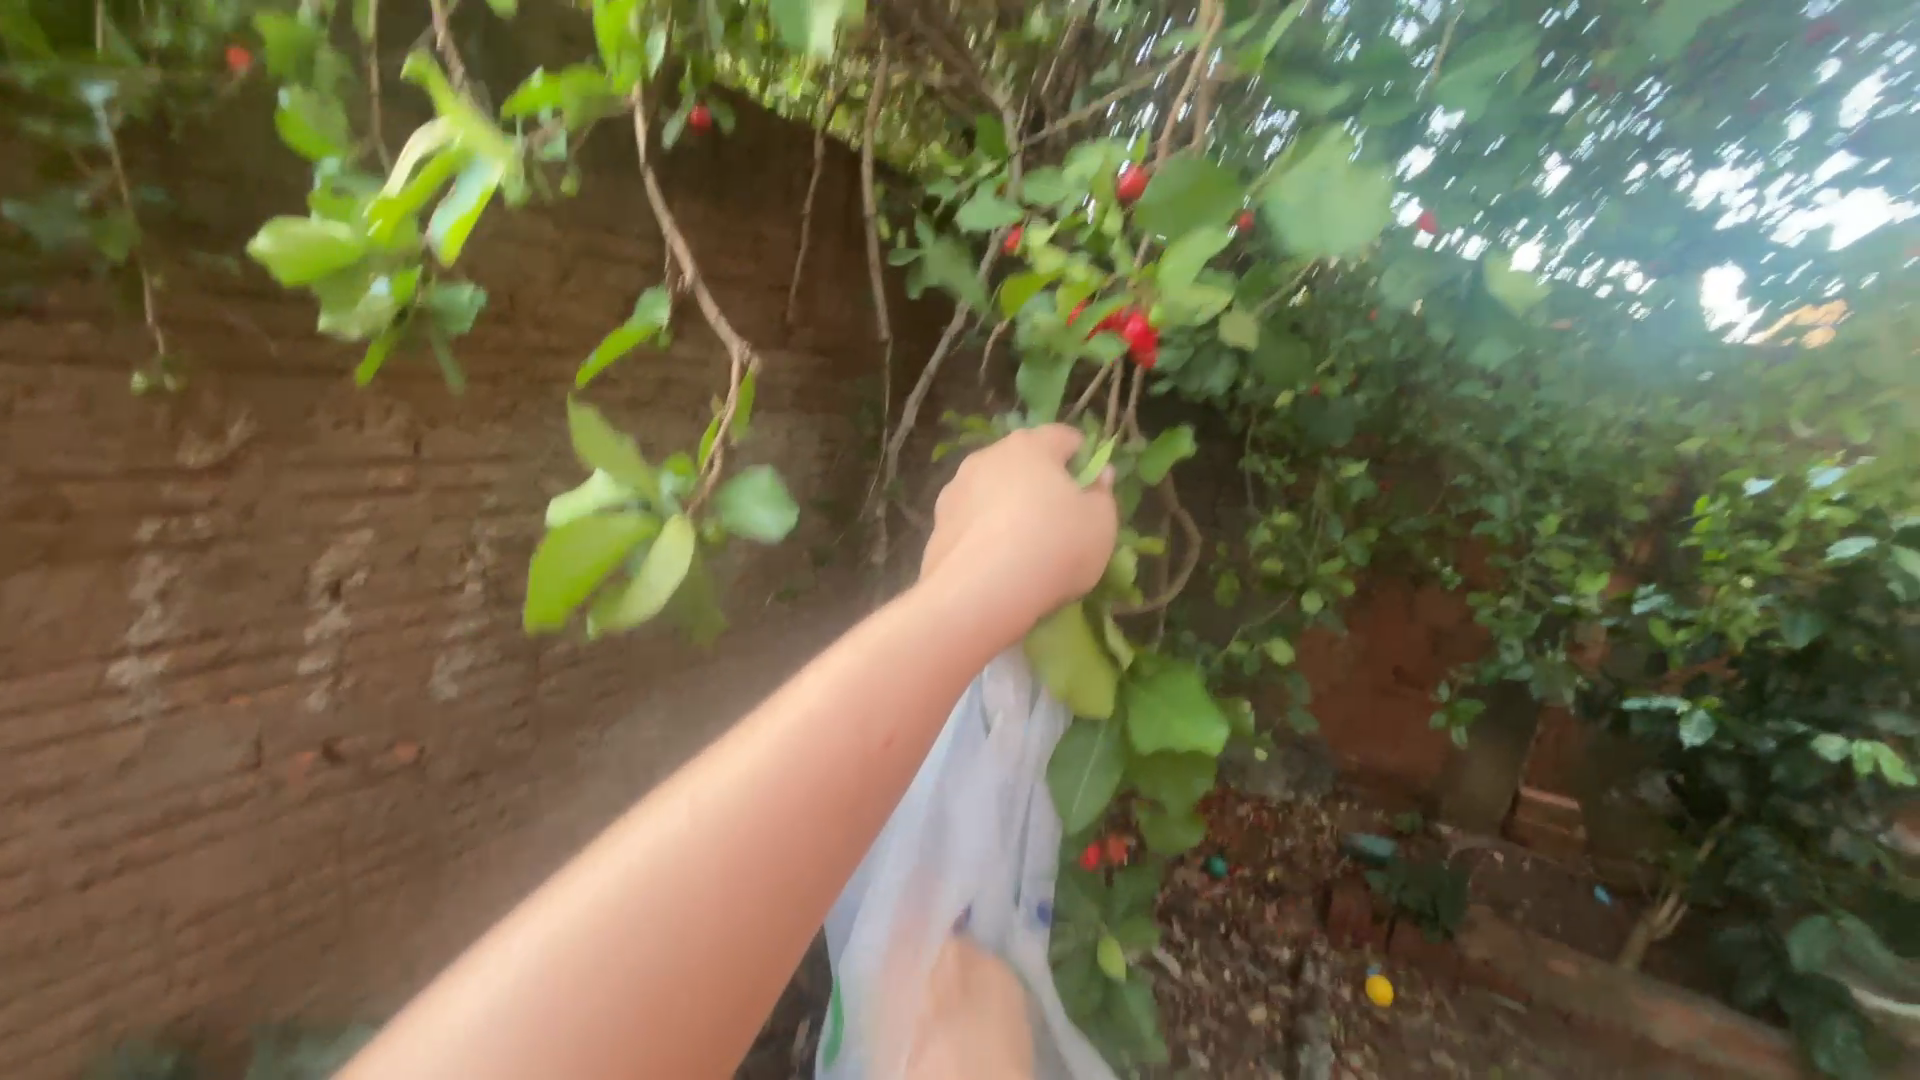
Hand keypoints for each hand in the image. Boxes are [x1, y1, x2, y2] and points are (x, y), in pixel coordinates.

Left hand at [920, 425, 1117, 634]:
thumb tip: (1098, 476)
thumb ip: (1102, 495)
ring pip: (992, 493)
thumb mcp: (1101, 524)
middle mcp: (986, 458)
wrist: (981, 593)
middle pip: (1023, 463)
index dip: (1084, 460)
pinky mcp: (937, 526)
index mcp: (1030, 446)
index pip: (1065, 437)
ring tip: (1025, 550)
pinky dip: (985, 537)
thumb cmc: (1054, 547)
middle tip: (1061, 523)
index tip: (1092, 491)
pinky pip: (971, 525)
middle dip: (1042, 486)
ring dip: (1008, 510)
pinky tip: (997, 568)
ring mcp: (955, 491)